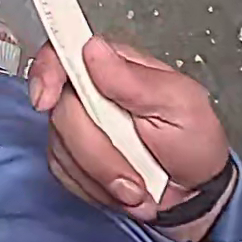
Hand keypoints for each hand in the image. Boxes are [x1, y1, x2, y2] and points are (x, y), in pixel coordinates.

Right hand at [27, 37, 230, 225]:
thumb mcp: (180, 105)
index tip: (47, 101)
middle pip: (61, 112)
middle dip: (97, 151)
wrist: (195, 192)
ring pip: (60, 145)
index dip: (46, 73)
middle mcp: (86, 91)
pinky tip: (120, 188)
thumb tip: (93, 49)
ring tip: (138, 185)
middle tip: (135, 176)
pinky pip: (62, 170)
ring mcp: (73, 124)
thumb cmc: (193, 142)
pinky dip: (94, 187)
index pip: (61, 54)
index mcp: (110, 67)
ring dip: (101, 175)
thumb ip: (135, 80)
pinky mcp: (68, 154)